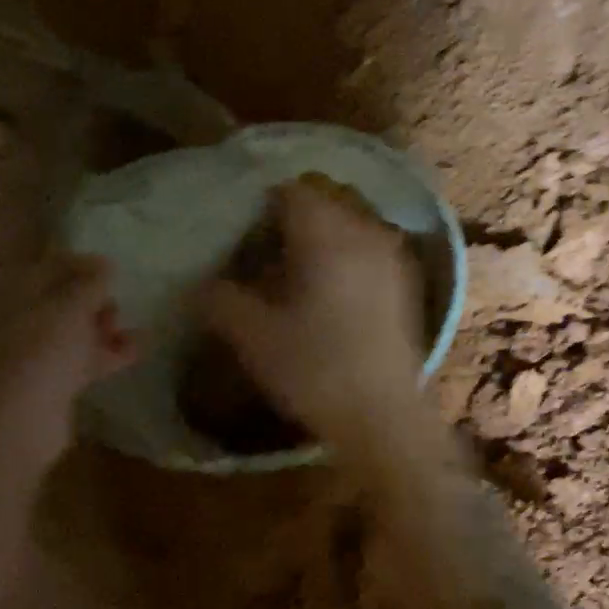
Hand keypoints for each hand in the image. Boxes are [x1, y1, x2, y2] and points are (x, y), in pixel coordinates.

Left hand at [0, 253, 139, 465]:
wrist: (18, 426)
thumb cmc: (40, 356)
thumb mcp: (69, 311)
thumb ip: (89, 285)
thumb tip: (106, 263)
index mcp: (12, 299)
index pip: (46, 269)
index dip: (78, 264)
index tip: (112, 267)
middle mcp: (19, 323)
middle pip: (60, 301)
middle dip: (93, 299)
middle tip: (118, 300)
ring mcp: (34, 356)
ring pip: (74, 333)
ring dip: (103, 327)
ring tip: (131, 326)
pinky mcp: (52, 384)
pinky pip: (83, 361)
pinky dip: (108, 353)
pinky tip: (137, 349)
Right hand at [201, 182, 424, 448]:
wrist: (384, 417)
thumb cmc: (315, 372)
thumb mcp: (254, 337)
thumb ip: (221, 300)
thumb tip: (200, 285)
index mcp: (327, 235)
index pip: (292, 191)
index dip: (263, 205)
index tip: (243, 232)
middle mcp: (366, 233)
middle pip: (326, 201)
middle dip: (294, 217)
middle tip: (266, 250)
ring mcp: (393, 257)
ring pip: (352, 223)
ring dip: (324, 236)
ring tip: (297, 270)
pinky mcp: (408, 284)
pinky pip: (372, 249)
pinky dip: (348, 256)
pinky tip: (331, 291)